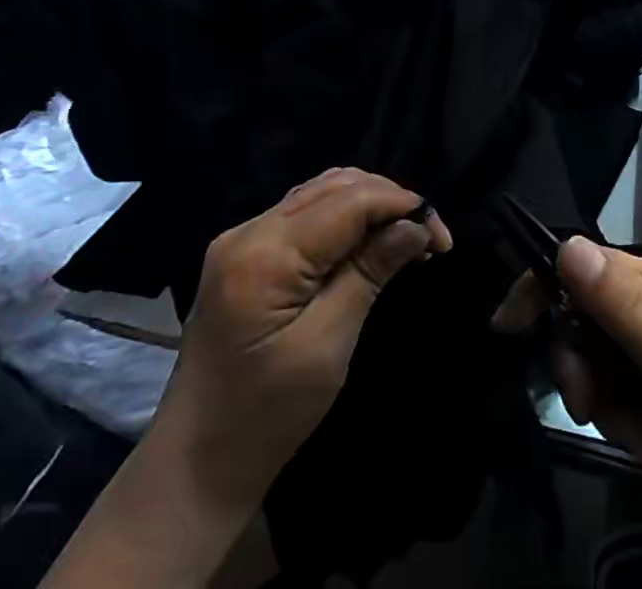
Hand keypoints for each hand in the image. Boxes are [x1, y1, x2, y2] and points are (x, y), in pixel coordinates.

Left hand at [43, 169, 449, 588]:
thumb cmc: (267, 414)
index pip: (346, 200)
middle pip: (332, 186)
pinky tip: (368, 242)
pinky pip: (302, 215)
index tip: (443, 239)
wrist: (198, 455)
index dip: (401, 205)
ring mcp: (241, 239)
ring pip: (318, 194)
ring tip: (407, 238)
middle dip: (388, 201)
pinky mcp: (243, 253)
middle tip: (430, 240)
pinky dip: (342, 218)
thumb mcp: (327, 347)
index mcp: (264, 254)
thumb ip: (368, 275)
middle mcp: (248, 231)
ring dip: (367, 205)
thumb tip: (414, 227)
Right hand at [501, 238, 641, 518]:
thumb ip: (624, 305)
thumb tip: (566, 247)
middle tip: (593, 406)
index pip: (580, 265)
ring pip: (603, 365)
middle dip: (584, 370)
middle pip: (585, 320)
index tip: (508, 328)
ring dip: (614, 407)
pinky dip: (636, 424)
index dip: (540, 291)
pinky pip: (628, 394)